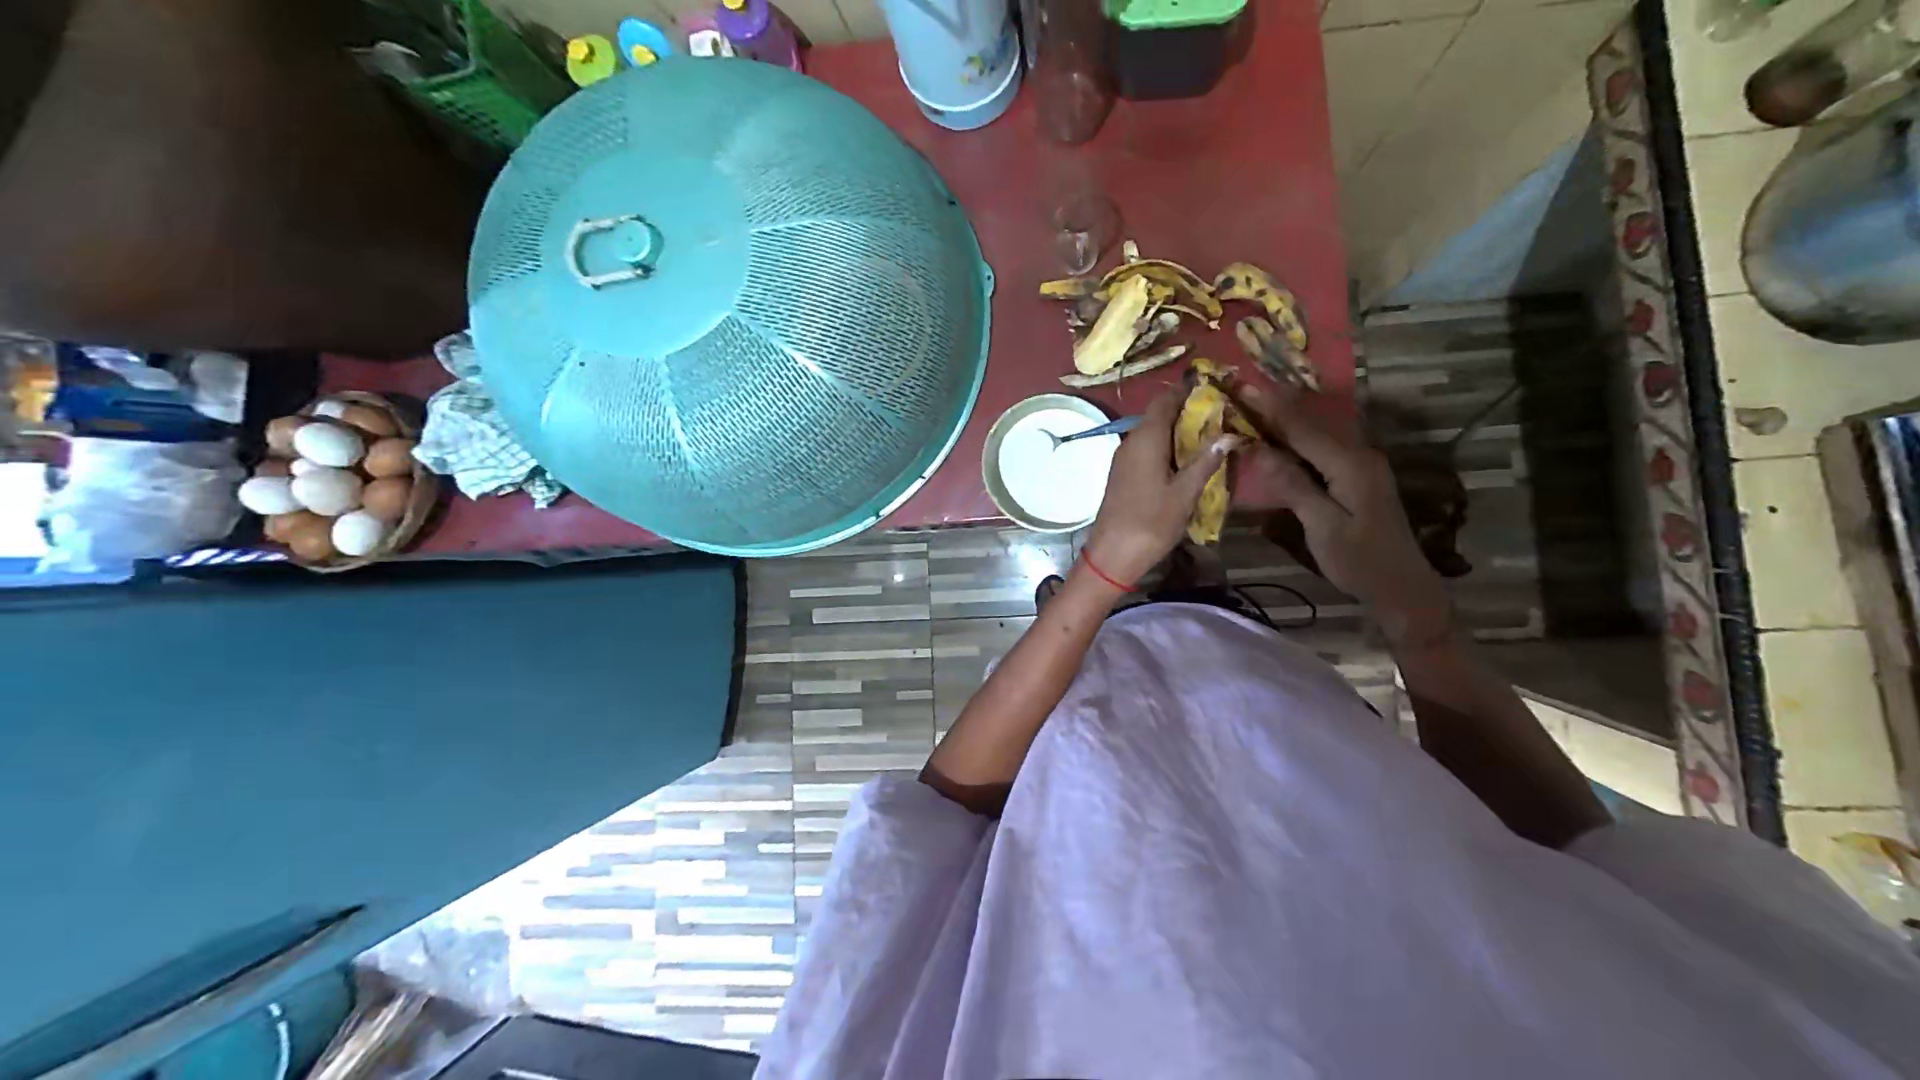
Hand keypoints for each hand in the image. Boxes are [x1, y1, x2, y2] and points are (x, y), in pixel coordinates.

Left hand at [1081, 388, 1242, 586]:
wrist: (1112, 554)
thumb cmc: (1150, 522)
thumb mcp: (1185, 493)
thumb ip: (1206, 461)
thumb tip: (1230, 434)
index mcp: (1146, 439)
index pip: (1165, 400)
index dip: (1187, 389)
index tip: (1215, 385)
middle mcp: (1131, 441)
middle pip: (1160, 414)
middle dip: (1188, 409)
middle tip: (1221, 411)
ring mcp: (1124, 458)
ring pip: (1154, 432)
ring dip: (1179, 429)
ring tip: (1211, 432)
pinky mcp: (1124, 473)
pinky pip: (1148, 449)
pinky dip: (1168, 446)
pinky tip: (1188, 457)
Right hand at [1230, 379, 1453, 648]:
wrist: (1400, 586)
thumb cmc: (1359, 560)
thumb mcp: (1323, 526)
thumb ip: (1292, 484)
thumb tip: (1257, 449)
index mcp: (1350, 464)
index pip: (1301, 427)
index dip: (1268, 407)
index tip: (1239, 386)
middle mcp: (1357, 455)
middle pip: (1309, 424)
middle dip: (1273, 406)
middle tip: (1238, 389)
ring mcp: (1358, 465)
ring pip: (1314, 434)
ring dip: (1282, 419)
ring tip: (1249, 405)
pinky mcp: (1354, 476)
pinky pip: (1318, 449)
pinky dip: (1293, 439)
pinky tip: (1274, 437)